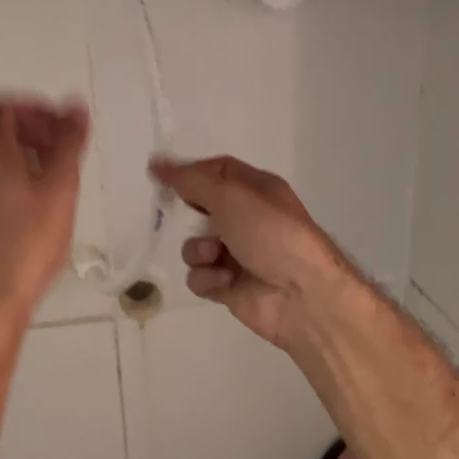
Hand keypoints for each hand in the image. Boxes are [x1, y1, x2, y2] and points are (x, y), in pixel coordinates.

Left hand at [0, 95, 90, 315]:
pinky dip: (16, 181)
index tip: (65, 128)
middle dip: (37, 132)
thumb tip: (75, 104)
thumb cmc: (28, 243)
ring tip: (59, 183)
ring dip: (28, 158)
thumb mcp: (59, 188)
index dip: (37, 108)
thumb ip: (69, 143)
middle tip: (68, 154)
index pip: (4, 106)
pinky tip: (39, 211)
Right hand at [149, 156, 351, 350]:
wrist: (303, 295)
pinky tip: (225, 282)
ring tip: (215, 256)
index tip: (161, 178)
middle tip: (187, 219)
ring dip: (198, 250)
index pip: (216, 171)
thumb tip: (156, 162)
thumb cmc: (271, 234)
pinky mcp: (228, 285)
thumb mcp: (230, 196)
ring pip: (194, 245)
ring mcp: (237, 254)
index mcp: (256, 190)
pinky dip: (207, 278)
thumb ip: (190, 180)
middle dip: (190, 216)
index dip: (190, 173)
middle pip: (201, 208)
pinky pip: (199, 276)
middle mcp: (247, 219)